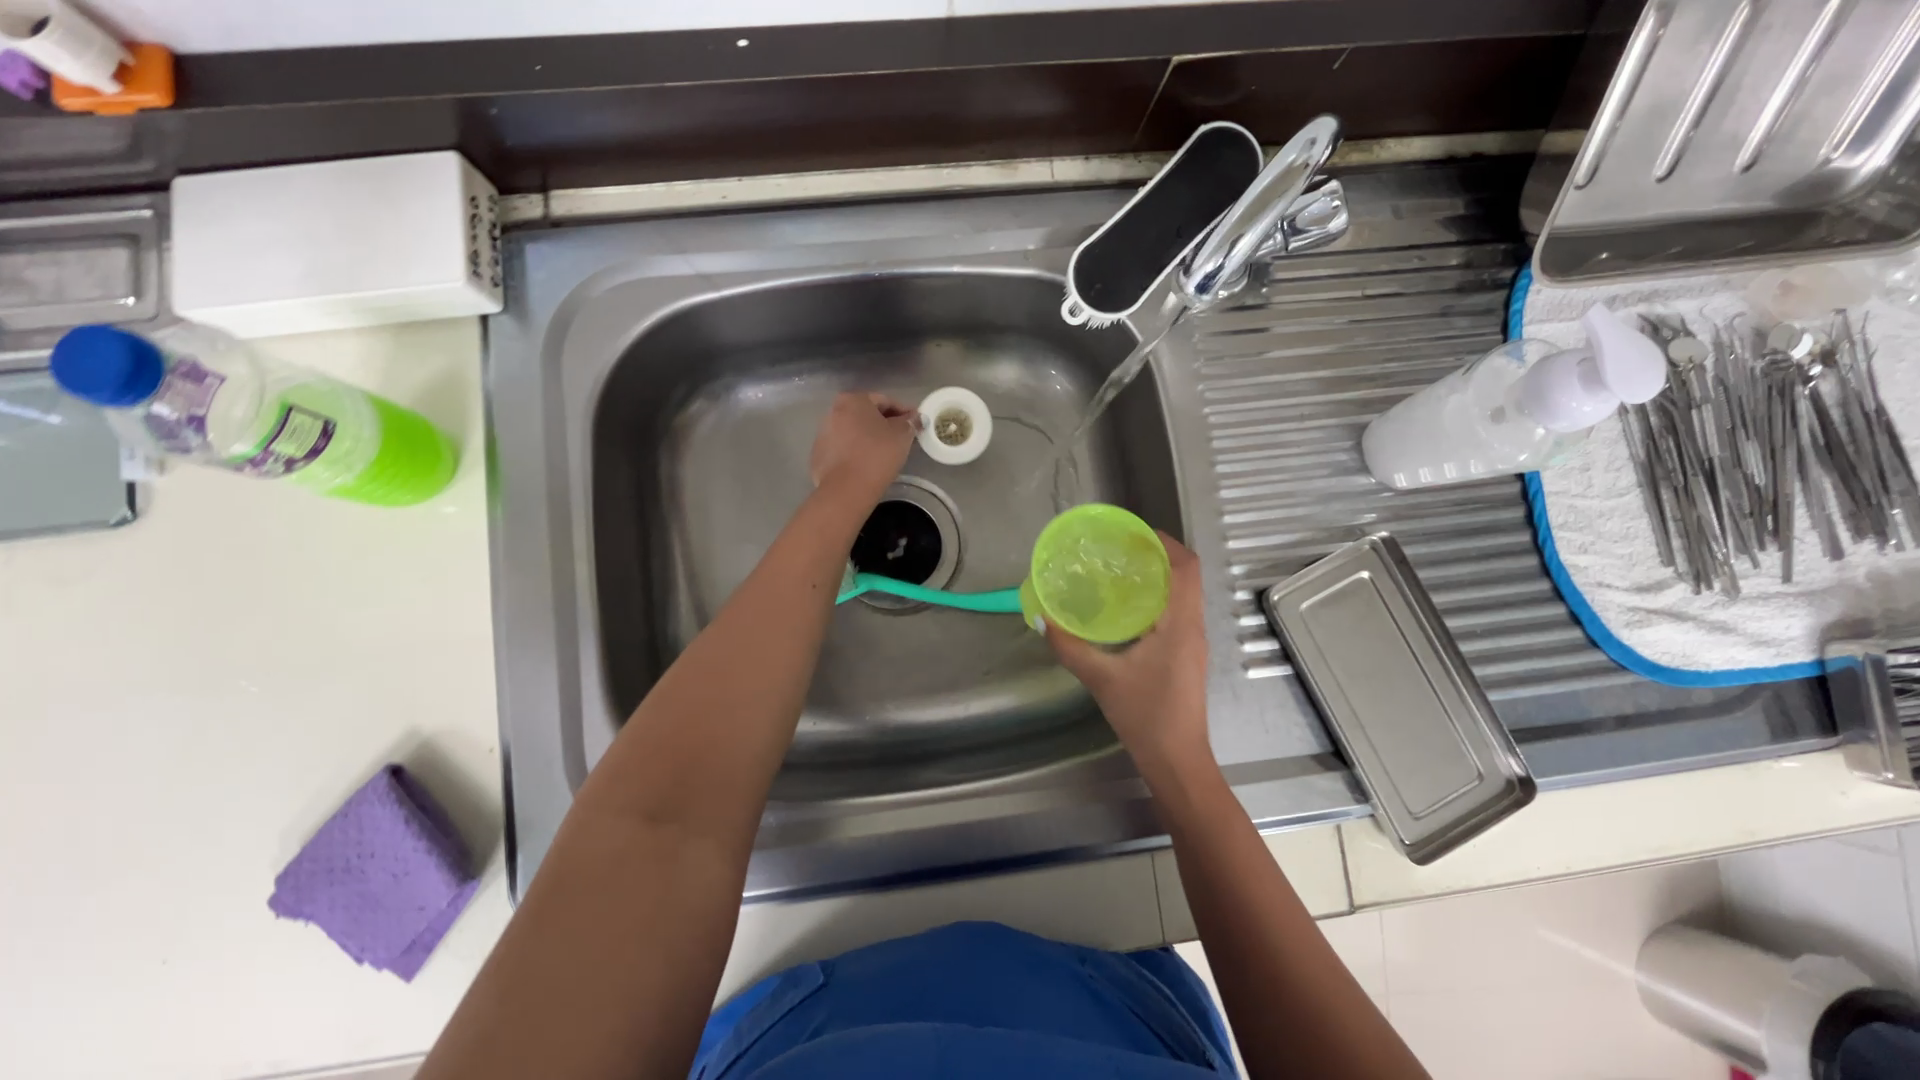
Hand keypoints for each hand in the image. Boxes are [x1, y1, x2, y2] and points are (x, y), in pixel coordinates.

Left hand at [809, 393, 918, 503]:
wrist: (846, 489)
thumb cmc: (877, 454)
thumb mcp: (902, 435)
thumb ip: (909, 422)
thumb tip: (914, 418)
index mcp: (853, 400)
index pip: (885, 401)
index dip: (904, 412)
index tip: (916, 422)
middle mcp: (833, 411)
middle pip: (866, 414)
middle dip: (885, 423)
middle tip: (902, 436)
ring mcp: (823, 433)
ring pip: (853, 431)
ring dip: (869, 437)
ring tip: (885, 451)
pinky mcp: (818, 454)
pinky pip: (843, 448)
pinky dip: (855, 451)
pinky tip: (866, 463)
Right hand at [1043, 532, 1209, 770]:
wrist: (1177, 761)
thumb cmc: (1146, 716)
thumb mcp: (1102, 679)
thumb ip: (1071, 648)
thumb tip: (1043, 621)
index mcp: (1181, 624)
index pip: (1186, 567)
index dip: (1166, 542)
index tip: (1135, 532)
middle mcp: (1193, 628)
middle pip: (1186, 577)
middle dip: (1157, 557)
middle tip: (1119, 550)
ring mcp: (1193, 645)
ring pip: (1182, 597)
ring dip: (1158, 580)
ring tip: (1120, 574)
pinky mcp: (1187, 659)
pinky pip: (1176, 616)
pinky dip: (1156, 603)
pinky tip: (1126, 614)